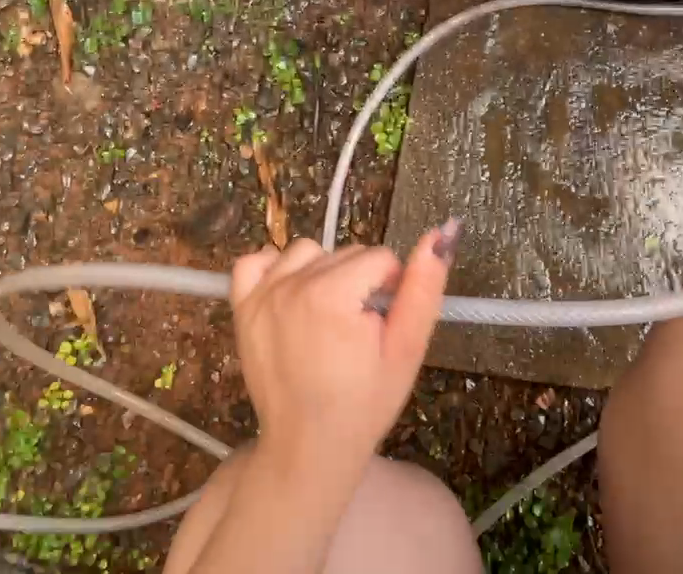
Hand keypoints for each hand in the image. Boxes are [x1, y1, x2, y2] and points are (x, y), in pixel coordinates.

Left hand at [229, 222, 457, 468]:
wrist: (308, 447)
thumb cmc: (364, 403)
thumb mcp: (407, 349)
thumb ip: (424, 288)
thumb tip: (439, 235)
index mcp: (332, 294)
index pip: (380, 258)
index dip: (392, 289)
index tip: (384, 326)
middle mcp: (292, 285)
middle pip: (346, 253)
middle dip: (360, 282)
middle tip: (359, 331)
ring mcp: (261, 296)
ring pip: (309, 252)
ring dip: (325, 273)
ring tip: (329, 315)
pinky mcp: (242, 308)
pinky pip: (255, 261)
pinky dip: (276, 269)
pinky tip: (293, 294)